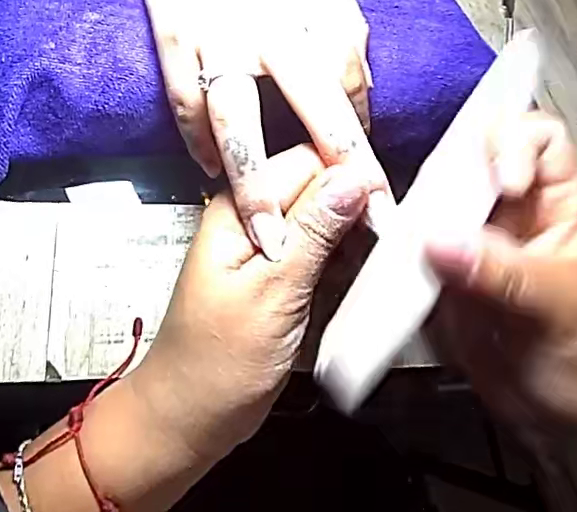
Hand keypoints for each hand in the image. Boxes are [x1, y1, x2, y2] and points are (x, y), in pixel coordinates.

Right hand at [128, 0, 393, 258]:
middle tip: (347, 237)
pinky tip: (208, 172)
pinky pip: (184, 106)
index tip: (381, 209)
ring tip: (266, 237)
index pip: (348, 95)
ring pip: (233, 124)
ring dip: (250, 184)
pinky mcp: (171, 44)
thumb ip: (342, 44)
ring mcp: (212, 39)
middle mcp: (263, 30)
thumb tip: (357, 109)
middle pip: (302, 113)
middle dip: (327, 180)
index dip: (363, 157)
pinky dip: (196, 144)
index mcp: (308, 14)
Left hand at [129, 147, 372, 459]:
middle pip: (316, 188)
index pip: (304, 162)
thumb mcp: (273, 292)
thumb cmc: (216, 360)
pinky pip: (317, 253)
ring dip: (349, 244)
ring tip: (356, 278)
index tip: (384, 214)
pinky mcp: (275, 272)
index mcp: (238, 205)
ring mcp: (263, 243)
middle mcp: (249, 215)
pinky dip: (338, 267)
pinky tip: (344, 289)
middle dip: (354, 214)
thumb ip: (313, 232)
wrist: (191, 413)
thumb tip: (351, 178)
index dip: (350, 180)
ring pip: (322, 221)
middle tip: (377, 253)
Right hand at [424, 114, 576, 454]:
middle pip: (478, 151)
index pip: (542, 140)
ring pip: (441, 184)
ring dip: (422, 193)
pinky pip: (416, 224)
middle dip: (453, 159)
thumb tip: (439, 239)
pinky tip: (396, 238)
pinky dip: (401, 226)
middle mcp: (515, 211)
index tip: (500, 182)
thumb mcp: (563, 314)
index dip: (517, 144)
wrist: (563, 430)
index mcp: (563, 210)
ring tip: (412, 218)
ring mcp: (476, 233)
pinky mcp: (443, 257)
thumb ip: (503, 273)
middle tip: (438, 193)